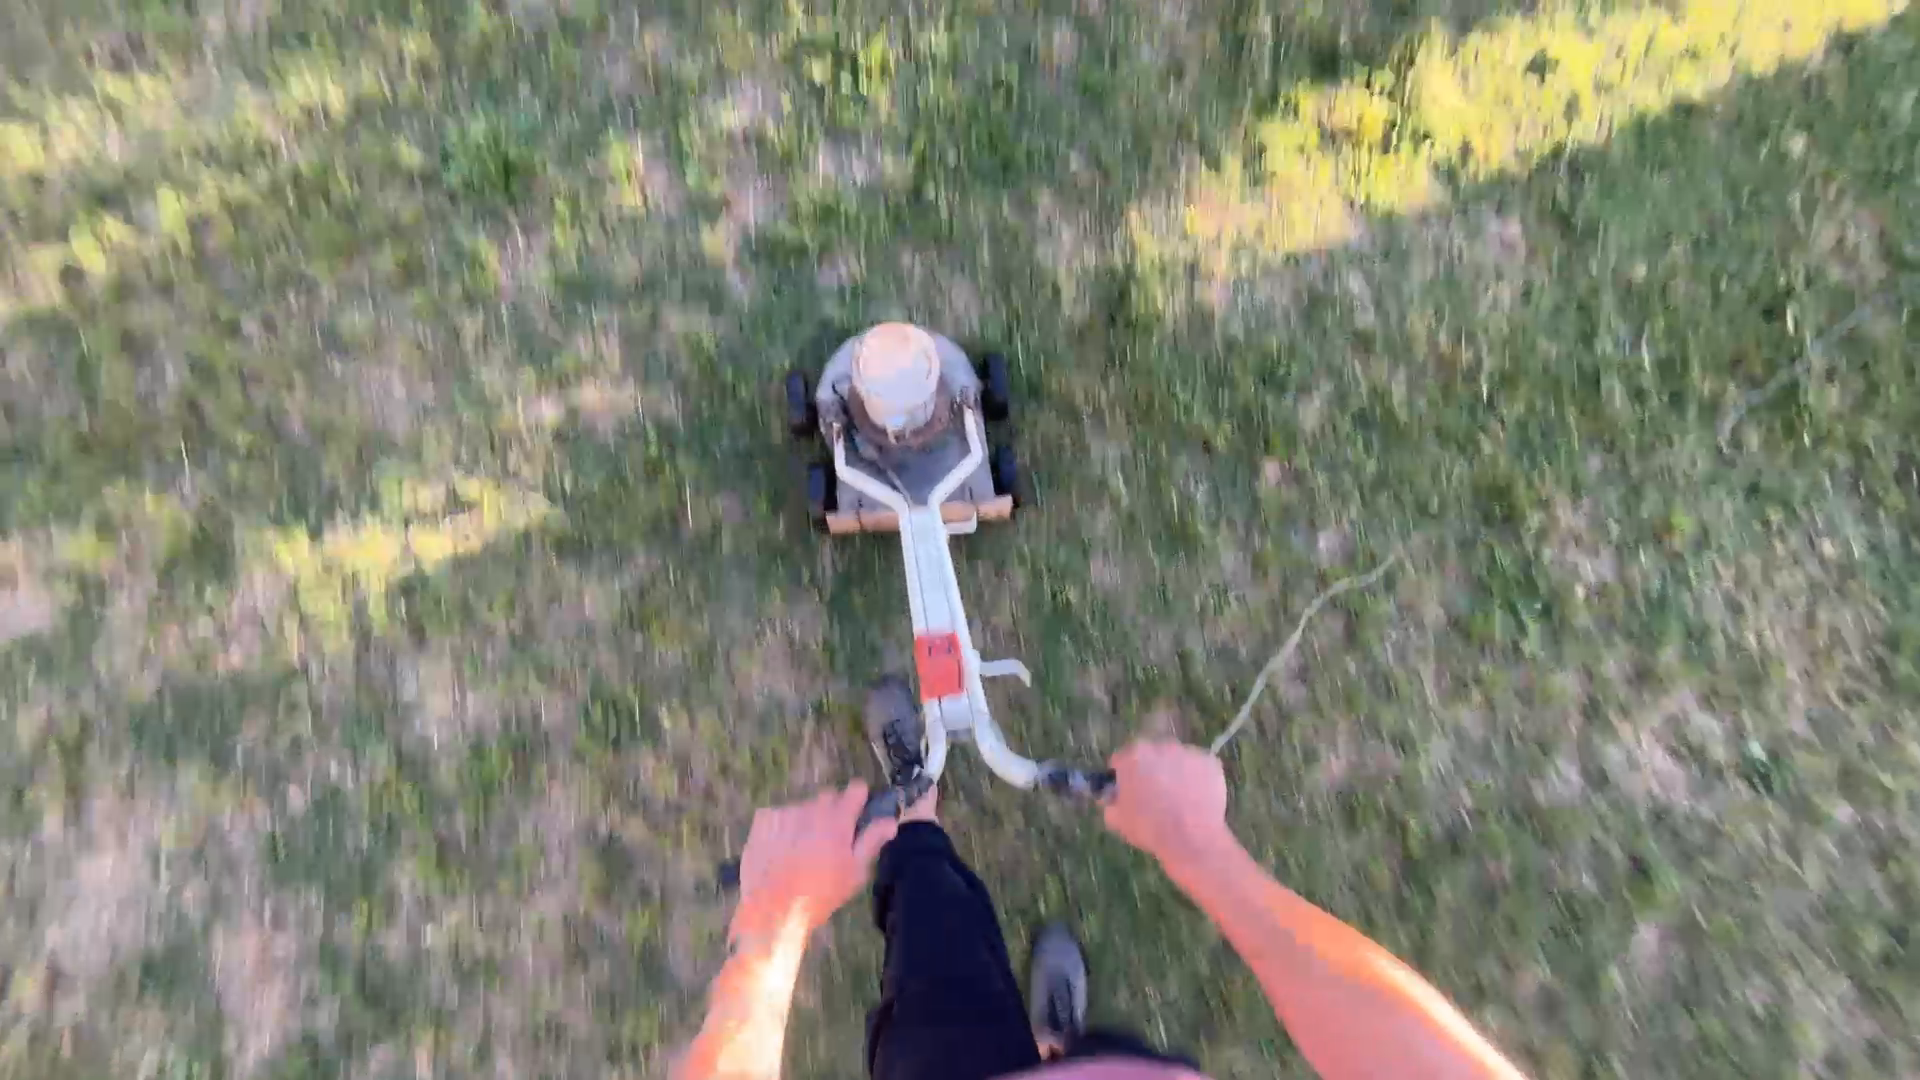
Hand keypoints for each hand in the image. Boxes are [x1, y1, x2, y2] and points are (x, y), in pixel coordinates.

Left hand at [733, 782, 897, 937]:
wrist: (772, 912)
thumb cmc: (820, 895)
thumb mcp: (854, 873)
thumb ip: (872, 840)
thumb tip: (890, 820)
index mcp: (839, 818)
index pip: (856, 788)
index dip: (858, 799)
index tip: (856, 815)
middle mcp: (813, 807)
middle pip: (828, 797)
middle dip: (831, 811)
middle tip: (828, 840)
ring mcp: (786, 811)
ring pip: (803, 808)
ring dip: (805, 821)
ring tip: (799, 851)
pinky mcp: (763, 819)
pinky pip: (778, 815)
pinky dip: (781, 827)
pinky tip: (779, 851)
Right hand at [1103, 740, 1231, 864]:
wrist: (1191, 839)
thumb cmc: (1149, 828)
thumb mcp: (1116, 819)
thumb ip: (1110, 802)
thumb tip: (1113, 797)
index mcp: (1132, 755)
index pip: (1121, 759)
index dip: (1123, 775)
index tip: (1129, 790)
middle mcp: (1159, 745)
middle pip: (1150, 754)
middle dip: (1150, 769)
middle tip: (1155, 795)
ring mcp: (1187, 751)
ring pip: (1176, 759)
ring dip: (1174, 771)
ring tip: (1179, 799)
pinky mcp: (1210, 761)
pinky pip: (1199, 766)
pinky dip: (1197, 778)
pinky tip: (1197, 799)